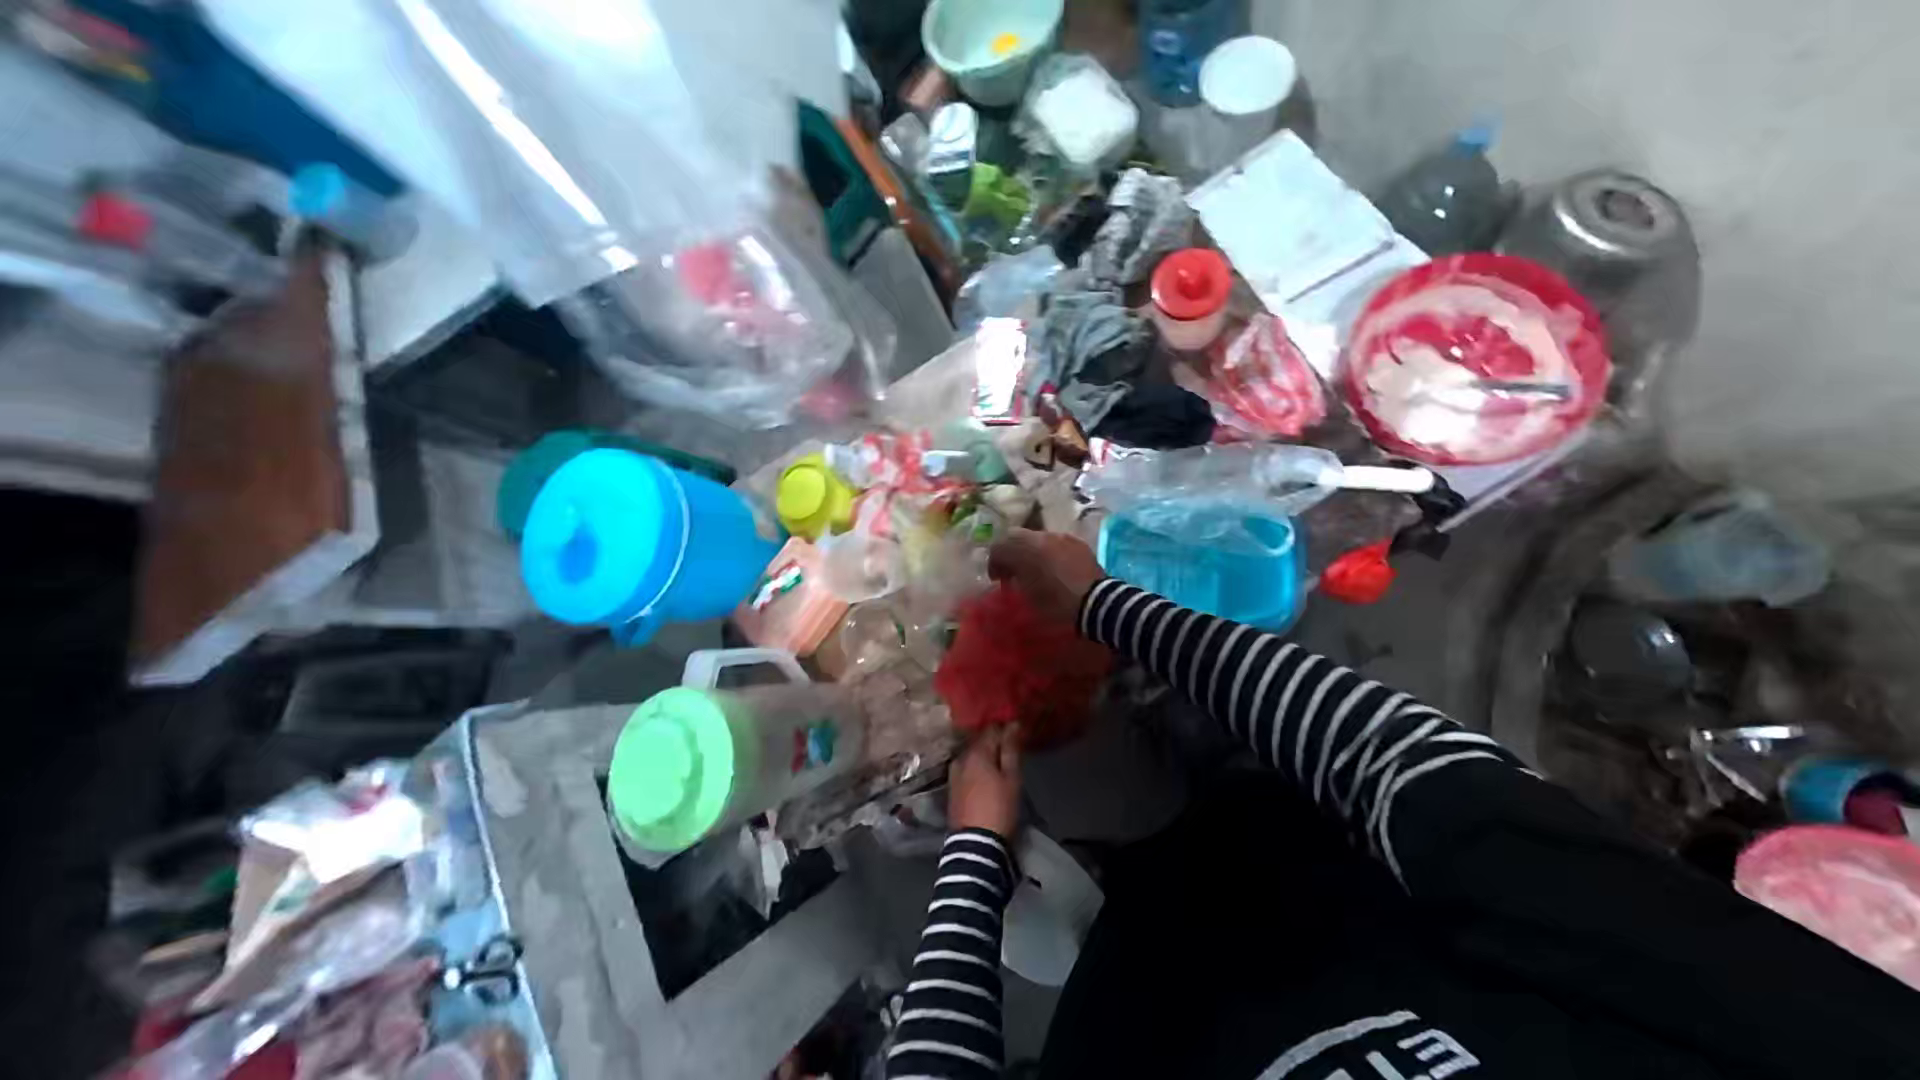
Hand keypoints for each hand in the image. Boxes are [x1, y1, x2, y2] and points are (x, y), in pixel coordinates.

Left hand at [949, 725, 1021, 837]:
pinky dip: (977, 768)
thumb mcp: (1011, 778)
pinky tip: (987, 776)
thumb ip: (1010, 749)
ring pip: (972, 756)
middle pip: (980, 741)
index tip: (1018, 733)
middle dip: (995, 742)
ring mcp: (953, 773)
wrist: (975, 844)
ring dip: (986, 756)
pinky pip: (967, 769)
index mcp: (976, 752)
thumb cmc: (999, 808)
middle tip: (1012, 749)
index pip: (992, 729)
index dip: (1006, 728)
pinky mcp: (952, 788)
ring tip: (1001, 764)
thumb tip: (1013, 724)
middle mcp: (961, 758)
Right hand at [987, 529, 1106, 627]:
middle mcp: (1041, 536)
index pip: (999, 547)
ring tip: (1034, 568)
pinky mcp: (1076, 542)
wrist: (1096, 602)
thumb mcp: (1028, 594)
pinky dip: (1048, 551)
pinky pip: (1055, 542)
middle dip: (1010, 551)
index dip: (994, 562)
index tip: (997, 579)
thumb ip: (1015, 577)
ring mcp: (1061, 536)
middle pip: (1016, 536)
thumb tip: (1011, 572)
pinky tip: (1054, 566)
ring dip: (1030, 550)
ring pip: (1036, 537)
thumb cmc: (1057, 603)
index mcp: (1025, 548)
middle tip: (1012, 570)